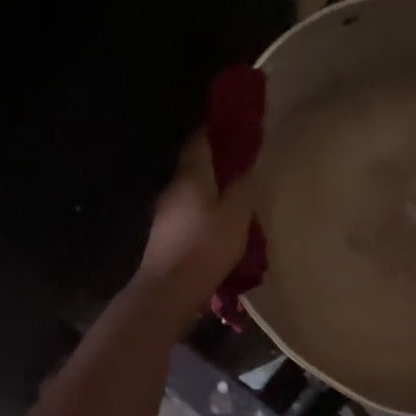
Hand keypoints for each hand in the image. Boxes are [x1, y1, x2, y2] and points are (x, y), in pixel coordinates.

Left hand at [134, 129, 255, 315]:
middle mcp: (173, 189)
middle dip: (217, 161)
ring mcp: (165, 214)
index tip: (234, 124)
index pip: (199, 141)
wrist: (167, 291)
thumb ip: (244, 187)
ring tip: (237, 194)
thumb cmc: (205, 247)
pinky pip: (189, 212)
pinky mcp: (166, 236)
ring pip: (192, 191)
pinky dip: (205, 210)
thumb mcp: (236, 215)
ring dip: (212, 188)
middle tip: (243, 161)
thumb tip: (250, 165)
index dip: (215, 129)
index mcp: (191, 177)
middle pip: (195, 166)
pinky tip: (221, 223)